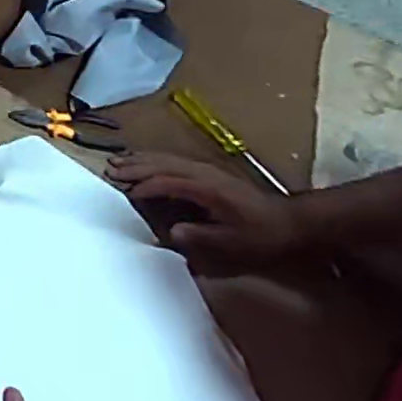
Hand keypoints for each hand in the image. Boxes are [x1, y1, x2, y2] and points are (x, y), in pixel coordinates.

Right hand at [106, 152, 300, 275]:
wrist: (291, 220)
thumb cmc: (262, 234)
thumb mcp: (235, 242)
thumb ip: (202, 236)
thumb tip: (171, 232)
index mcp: (206, 188)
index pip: (167, 182)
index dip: (145, 186)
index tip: (125, 191)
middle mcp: (202, 173)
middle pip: (161, 164)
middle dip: (135, 166)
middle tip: (110, 170)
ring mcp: (204, 168)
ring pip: (165, 158)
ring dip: (141, 159)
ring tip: (118, 161)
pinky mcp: (207, 170)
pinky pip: (172, 159)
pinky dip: (153, 158)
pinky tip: (144, 160)